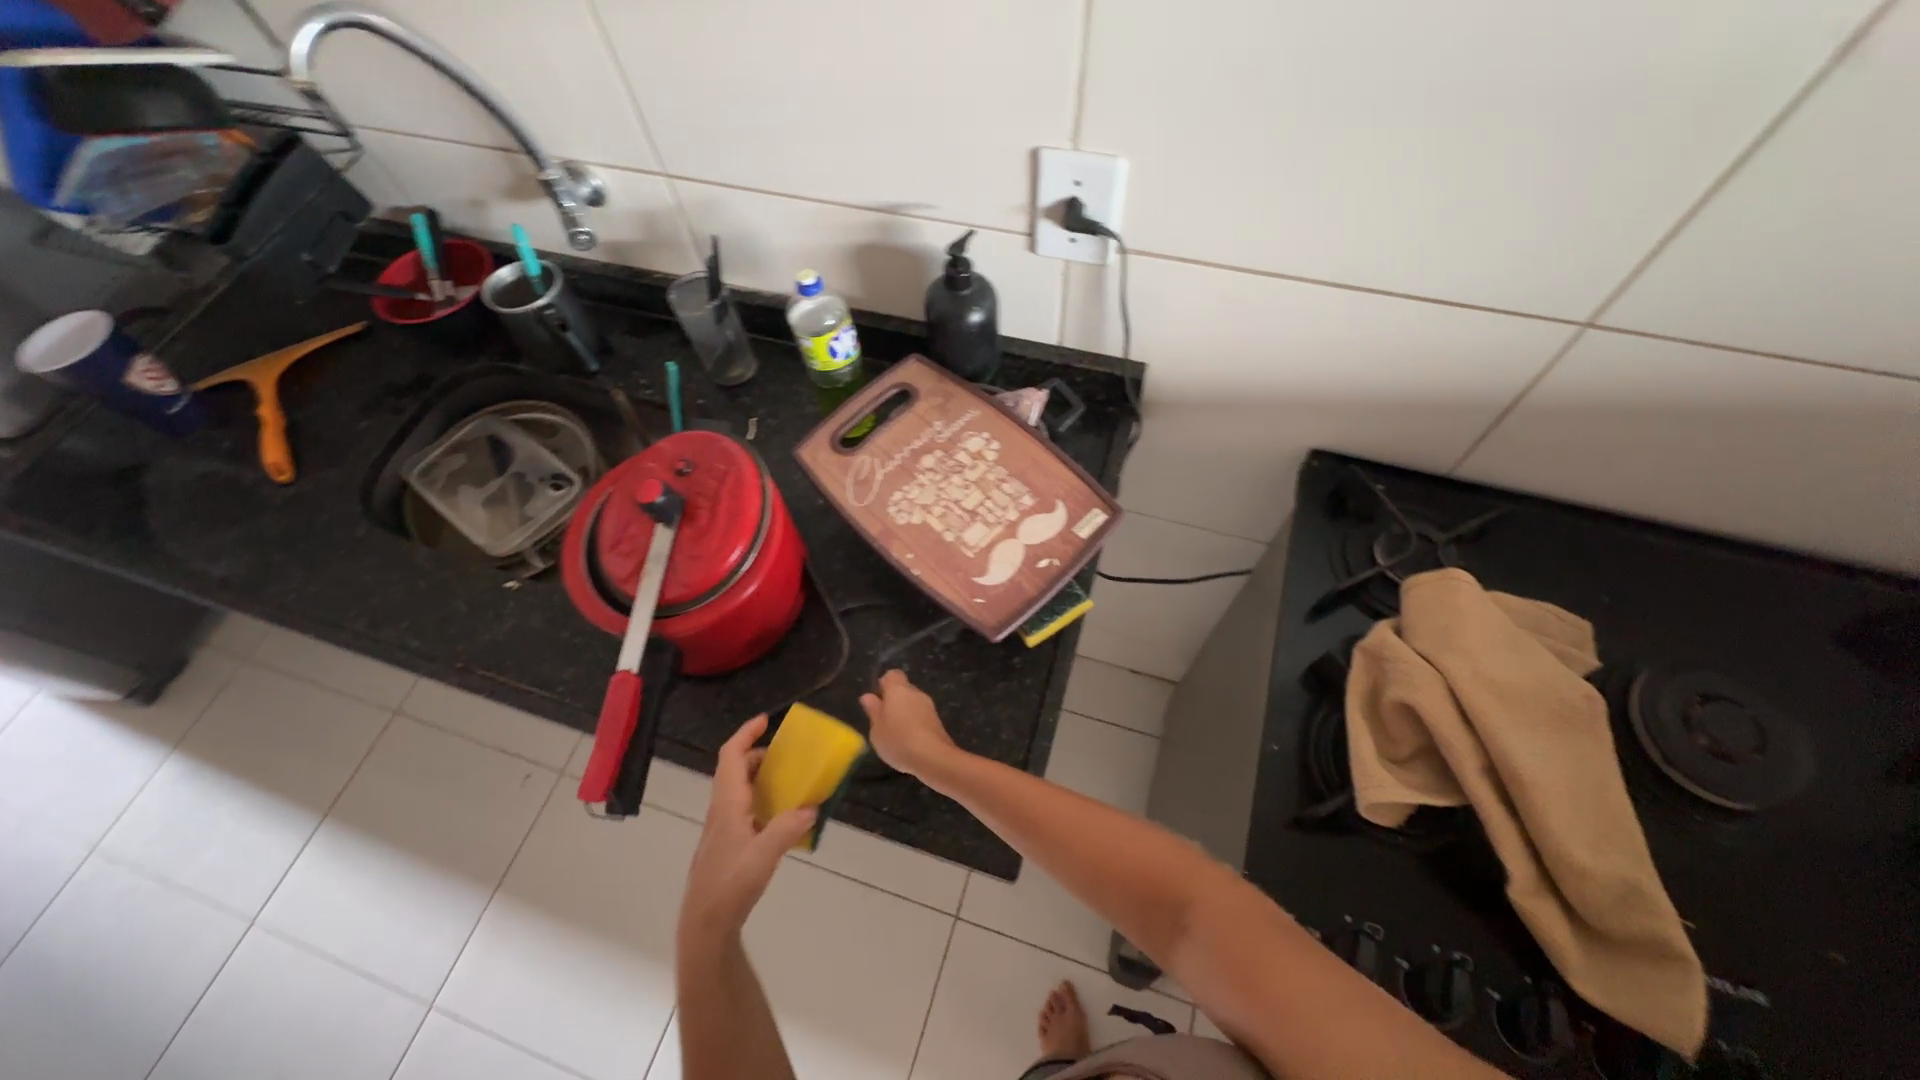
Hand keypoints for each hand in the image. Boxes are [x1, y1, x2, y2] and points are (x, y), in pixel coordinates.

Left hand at [679, 715, 816, 942]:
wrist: (705, 923)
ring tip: (788, 782)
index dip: (745, 734)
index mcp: (727, 805)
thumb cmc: (730, 885)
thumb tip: (811, 807)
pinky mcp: (727, 846)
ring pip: (738, 791)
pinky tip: (780, 820)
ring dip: (759, 779)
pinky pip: (744, 811)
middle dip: (757, 755)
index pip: (730, 757)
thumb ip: (787, 829)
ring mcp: (722, 830)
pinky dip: (761, 802)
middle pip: (734, 771)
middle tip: (786, 755)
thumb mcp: (763, 857)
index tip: (766, 721)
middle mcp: (721, 811)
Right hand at [860, 670, 958, 778]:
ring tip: (895, 735)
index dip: (883, 684)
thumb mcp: (877, 729)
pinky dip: (914, 724)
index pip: (892, 675)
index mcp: (898, 690)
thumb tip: (868, 696)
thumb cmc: (898, 741)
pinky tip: (909, 742)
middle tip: (883, 721)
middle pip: (903, 689)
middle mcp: (916, 693)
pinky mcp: (937, 722)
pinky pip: (921, 717)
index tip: (877, 700)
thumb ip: (873, 711)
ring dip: (904, 714)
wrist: (933, 758)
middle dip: (894, 701)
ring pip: (913, 704)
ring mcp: (929, 707)